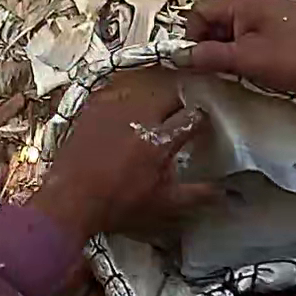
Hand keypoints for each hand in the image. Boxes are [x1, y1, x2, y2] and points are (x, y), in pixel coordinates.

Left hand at [30, 70, 215, 240]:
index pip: (192, 117)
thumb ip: (197, 194)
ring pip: (142, 91)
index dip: (200, 120)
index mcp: (159, 140)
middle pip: (168, 95)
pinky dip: (125, 101)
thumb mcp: (163, 204)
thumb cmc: (117, 204)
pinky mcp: (92, 109)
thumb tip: (225, 191)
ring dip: (151, 99)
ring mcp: (113, 109)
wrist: (70, 199)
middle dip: (177, 104)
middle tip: (177, 117)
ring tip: (152, 113)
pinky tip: (124, 114)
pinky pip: (116, 94)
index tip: (200, 126)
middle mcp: (138, 117)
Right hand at [181, 0, 295, 93]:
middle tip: (220, 72)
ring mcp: (269, 14)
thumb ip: (210, 56)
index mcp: (240, 3)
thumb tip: (179, 55)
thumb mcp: (248, 60)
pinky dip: (248, 54)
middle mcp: (252, 2)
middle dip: (210, 47)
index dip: (191, 38)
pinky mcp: (283, 27)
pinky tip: (260, 70)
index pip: (197, 13)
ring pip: (232, 32)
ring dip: (230, 53)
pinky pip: (251, 38)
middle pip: (213, 22)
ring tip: (242, 74)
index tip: (199, 63)